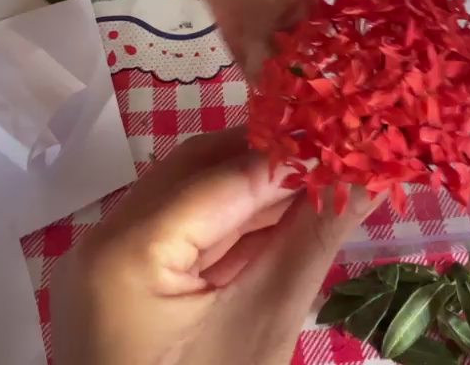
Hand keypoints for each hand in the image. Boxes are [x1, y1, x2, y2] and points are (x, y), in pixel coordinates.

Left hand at [50, 128, 375, 364]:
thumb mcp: (262, 327)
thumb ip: (312, 241)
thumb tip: (367, 178)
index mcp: (125, 251)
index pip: (221, 178)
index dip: (288, 157)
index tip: (344, 142)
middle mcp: (102, 238)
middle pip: (197, 169)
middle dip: (268, 162)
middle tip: (331, 158)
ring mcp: (105, 259)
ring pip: (189, 193)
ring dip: (252, 188)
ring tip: (314, 185)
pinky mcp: (119, 278)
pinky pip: (180, 228)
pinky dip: (229, 221)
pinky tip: (277, 219)